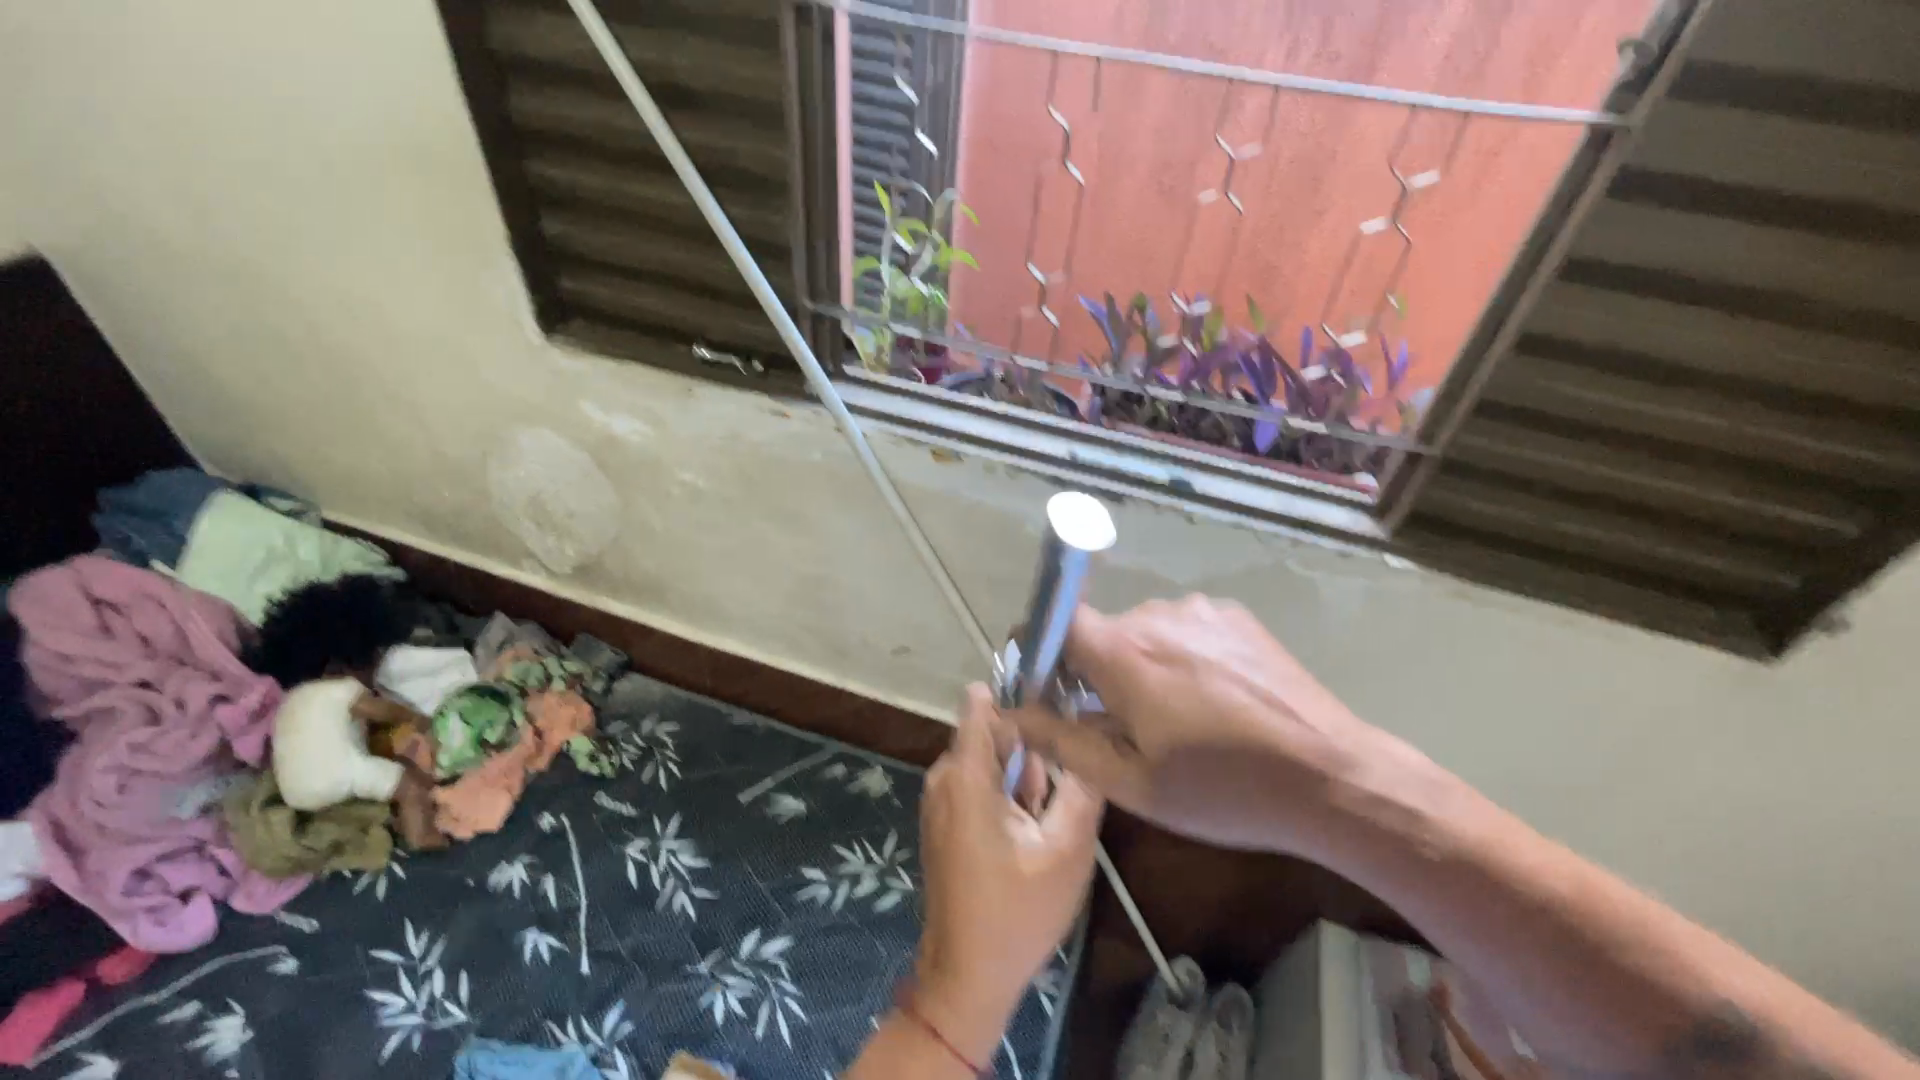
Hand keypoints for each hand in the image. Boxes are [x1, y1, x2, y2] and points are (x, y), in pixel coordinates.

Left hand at [913, 684, 1103, 1064]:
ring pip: (991, 762)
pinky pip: (980, 786)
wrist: (968, 975)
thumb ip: (1080, 783)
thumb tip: (1091, 732)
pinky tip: (1029, 837)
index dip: (1021, 693)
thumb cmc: (1018, 912)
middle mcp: (944, 777)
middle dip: (1032, 751)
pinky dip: (1007, 798)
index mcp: (965, 776)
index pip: (984, 703)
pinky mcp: (944, 821)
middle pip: (994, 734)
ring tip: (1047, 824)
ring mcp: (940, 800)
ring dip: (1022, 781)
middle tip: (1061, 794)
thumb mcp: (1068, 847)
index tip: (1060, 699)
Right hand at [1005, 595, 1436, 858]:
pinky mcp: (1238, 618)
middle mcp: (1157, 615)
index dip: (1040, 647)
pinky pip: (1186, 630)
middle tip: (1122, 727)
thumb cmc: (1222, 790)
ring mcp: (1203, 612)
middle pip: (1102, 633)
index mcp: (1124, 653)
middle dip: (1097, 672)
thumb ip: (1064, 742)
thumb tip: (1013, 715)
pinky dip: (1183, 658)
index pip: (1056, 619)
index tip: (1046, 686)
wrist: (1331, 777)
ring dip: (1144, 667)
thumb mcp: (1132, 783)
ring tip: (1179, 721)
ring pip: (1146, 633)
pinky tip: (1215, 702)